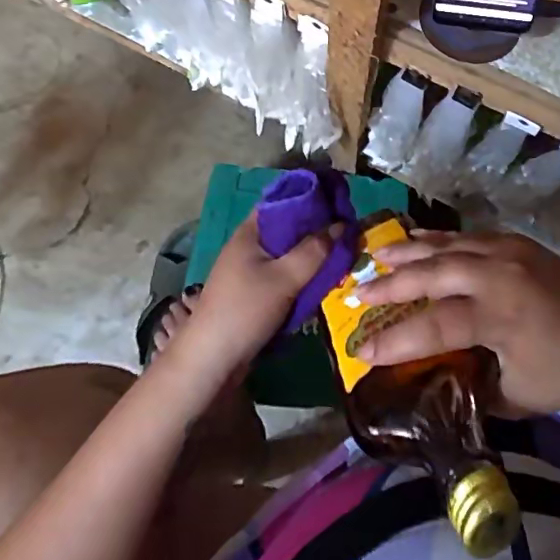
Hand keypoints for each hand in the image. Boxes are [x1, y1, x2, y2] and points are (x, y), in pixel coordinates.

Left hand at [174, 215, 332, 380]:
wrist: (212, 360)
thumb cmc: (245, 310)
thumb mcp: (285, 278)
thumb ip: (315, 250)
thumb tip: (341, 225)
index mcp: (250, 232)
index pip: (283, 201)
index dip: (310, 199)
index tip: (338, 202)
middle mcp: (249, 245)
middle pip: (288, 228)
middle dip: (316, 230)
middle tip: (348, 232)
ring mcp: (249, 269)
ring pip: (287, 253)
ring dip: (311, 255)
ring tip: (341, 255)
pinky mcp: (253, 292)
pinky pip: (283, 274)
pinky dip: (301, 275)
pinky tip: (322, 280)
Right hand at [353, 231, 559, 414]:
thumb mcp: (518, 396)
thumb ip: (471, 386)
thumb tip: (432, 380)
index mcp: (502, 316)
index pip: (436, 326)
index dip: (396, 340)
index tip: (361, 351)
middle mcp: (500, 275)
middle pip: (434, 274)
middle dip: (392, 283)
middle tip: (356, 291)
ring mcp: (508, 252)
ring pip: (447, 247)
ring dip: (410, 251)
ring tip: (376, 255)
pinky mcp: (515, 242)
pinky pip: (466, 238)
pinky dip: (437, 240)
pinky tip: (416, 241)